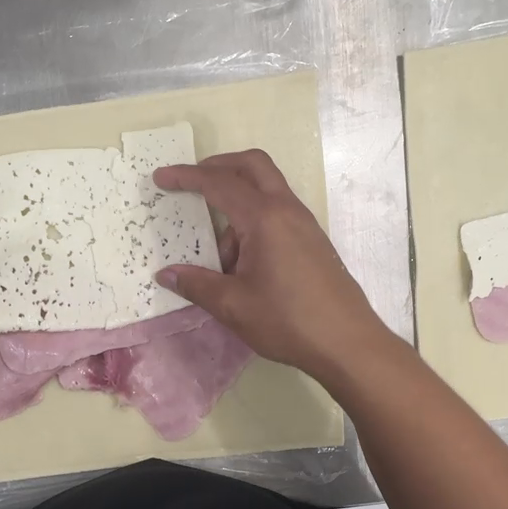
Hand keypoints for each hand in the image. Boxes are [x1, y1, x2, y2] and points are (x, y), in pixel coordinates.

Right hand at [154, 151, 394, 379]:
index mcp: (264, 219)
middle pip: (252, 166)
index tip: (161, 177)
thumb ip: (196, 284)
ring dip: (235, 207)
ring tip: (219, 259)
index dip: (187, 178)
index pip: (219, 184)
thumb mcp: (232, 305)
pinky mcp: (310, 241)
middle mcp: (286, 210)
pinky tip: (241, 267)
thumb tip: (166, 274)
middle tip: (191, 182)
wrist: (345, 342)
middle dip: (218, 167)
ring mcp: (303, 224)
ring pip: (265, 192)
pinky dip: (251, 224)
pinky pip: (275, 216)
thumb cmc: (286, 321)